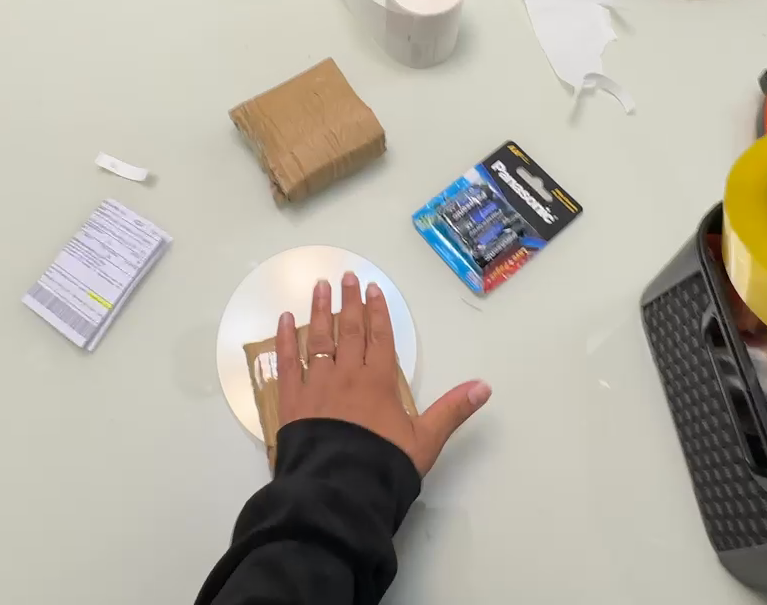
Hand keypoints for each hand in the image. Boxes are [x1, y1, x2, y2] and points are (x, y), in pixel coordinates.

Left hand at [276, 272, 490, 474]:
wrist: (341, 490)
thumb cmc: (383, 465)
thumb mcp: (426, 441)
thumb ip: (452, 410)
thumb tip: (484, 386)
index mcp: (378, 381)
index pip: (379, 337)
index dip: (377, 311)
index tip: (372, 288)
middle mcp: (347, 374)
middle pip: (348, 330)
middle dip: (348, 301)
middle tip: (346, 276)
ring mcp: (317, 384)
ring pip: (318, 339)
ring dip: (318, 311)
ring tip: (318, 285)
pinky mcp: (292, 399)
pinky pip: (287, 362)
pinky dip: (284, 339)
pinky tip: (283, 319)